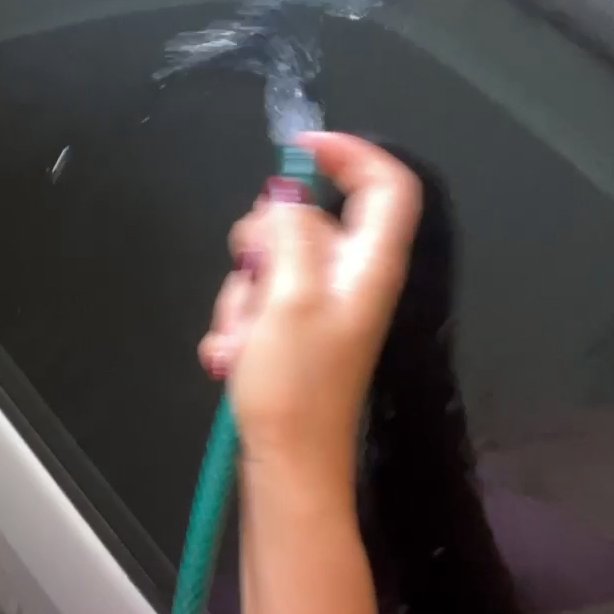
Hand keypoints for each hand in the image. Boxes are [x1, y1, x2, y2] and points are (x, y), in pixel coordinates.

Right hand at [199, 132, 421, 467]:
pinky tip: (230, 359)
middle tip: (248, 273)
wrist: (285, 462)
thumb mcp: (288, 297)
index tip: (296, 151)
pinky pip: (254, 310)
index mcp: (366, 265)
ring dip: (240, 299)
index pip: (383, 185)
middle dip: (261, 245)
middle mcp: (345, 282)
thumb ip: (290, 234)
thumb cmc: (294, 384)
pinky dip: (236, 330)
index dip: (348, 156)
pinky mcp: (287, 341)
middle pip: (306, 226)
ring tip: (240, 341)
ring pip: (268, 269)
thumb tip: (285, 198)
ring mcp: (314, 313)